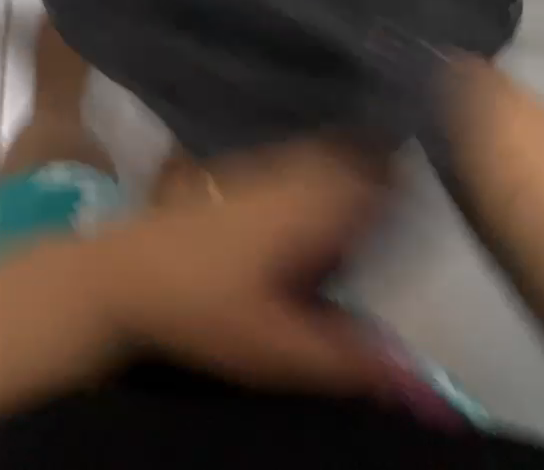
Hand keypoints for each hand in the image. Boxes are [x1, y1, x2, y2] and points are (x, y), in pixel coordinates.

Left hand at [0, 142, 392, 397]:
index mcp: (307, 207)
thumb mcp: (279, 348)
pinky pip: (288, 164)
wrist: (116, 275)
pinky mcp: (226, 177)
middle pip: (349, 157)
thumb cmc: (199, 309)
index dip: (406, 187)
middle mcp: (285, 176)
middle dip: (379, 175)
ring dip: (343, 174)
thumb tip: (427, 385)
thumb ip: (351, 360)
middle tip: (399, 211)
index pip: (376, 178)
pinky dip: (309, 177)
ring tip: (360, 215)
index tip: (425, 208)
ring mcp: (252, 171)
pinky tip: (304, 216)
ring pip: (316, 158)